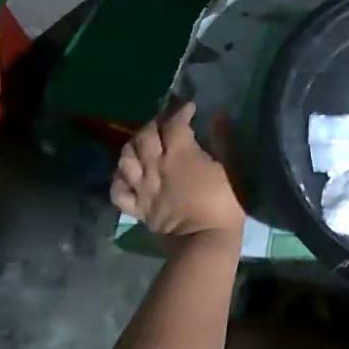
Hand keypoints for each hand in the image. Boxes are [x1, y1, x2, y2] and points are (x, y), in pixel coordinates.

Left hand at [111, 103, 245, 241]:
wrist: (205, 242)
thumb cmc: (224, 203)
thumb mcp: (231, 168)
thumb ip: (222, 139)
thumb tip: (217, 114)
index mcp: (179, 154)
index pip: (174, 123)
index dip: (180, 110)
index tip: (189, 106)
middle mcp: (155, 166)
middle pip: (145, 135)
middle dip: (155, 123)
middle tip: (166, 122)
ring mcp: (142, 188)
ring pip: (126, 158)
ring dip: (133, 145)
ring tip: (143, 143)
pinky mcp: (137, 208)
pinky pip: (117, 190)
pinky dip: (119, 178)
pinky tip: (127, 173)